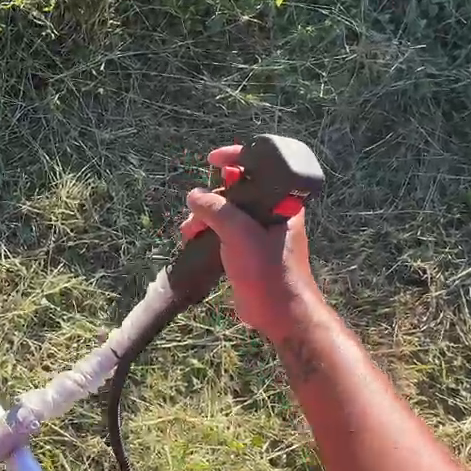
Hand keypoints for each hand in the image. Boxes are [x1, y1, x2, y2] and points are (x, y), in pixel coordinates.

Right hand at [179, 144, 325, 343]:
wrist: (278, 311)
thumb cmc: (268, 269)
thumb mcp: (239, 233)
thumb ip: (216, 210)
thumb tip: (194, 196)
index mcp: (281, 201)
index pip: (260, 168)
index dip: (236, 158)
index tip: (213, 160)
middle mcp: (271, 212)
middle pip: (238, 190)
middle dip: (212, 195)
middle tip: (196, 207)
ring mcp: (259, 231)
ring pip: (227, 212)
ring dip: (205, 216)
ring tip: (190, 230)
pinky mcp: (247, 249)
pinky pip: (224, 231)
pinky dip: (207, 231)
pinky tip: (193, 238)